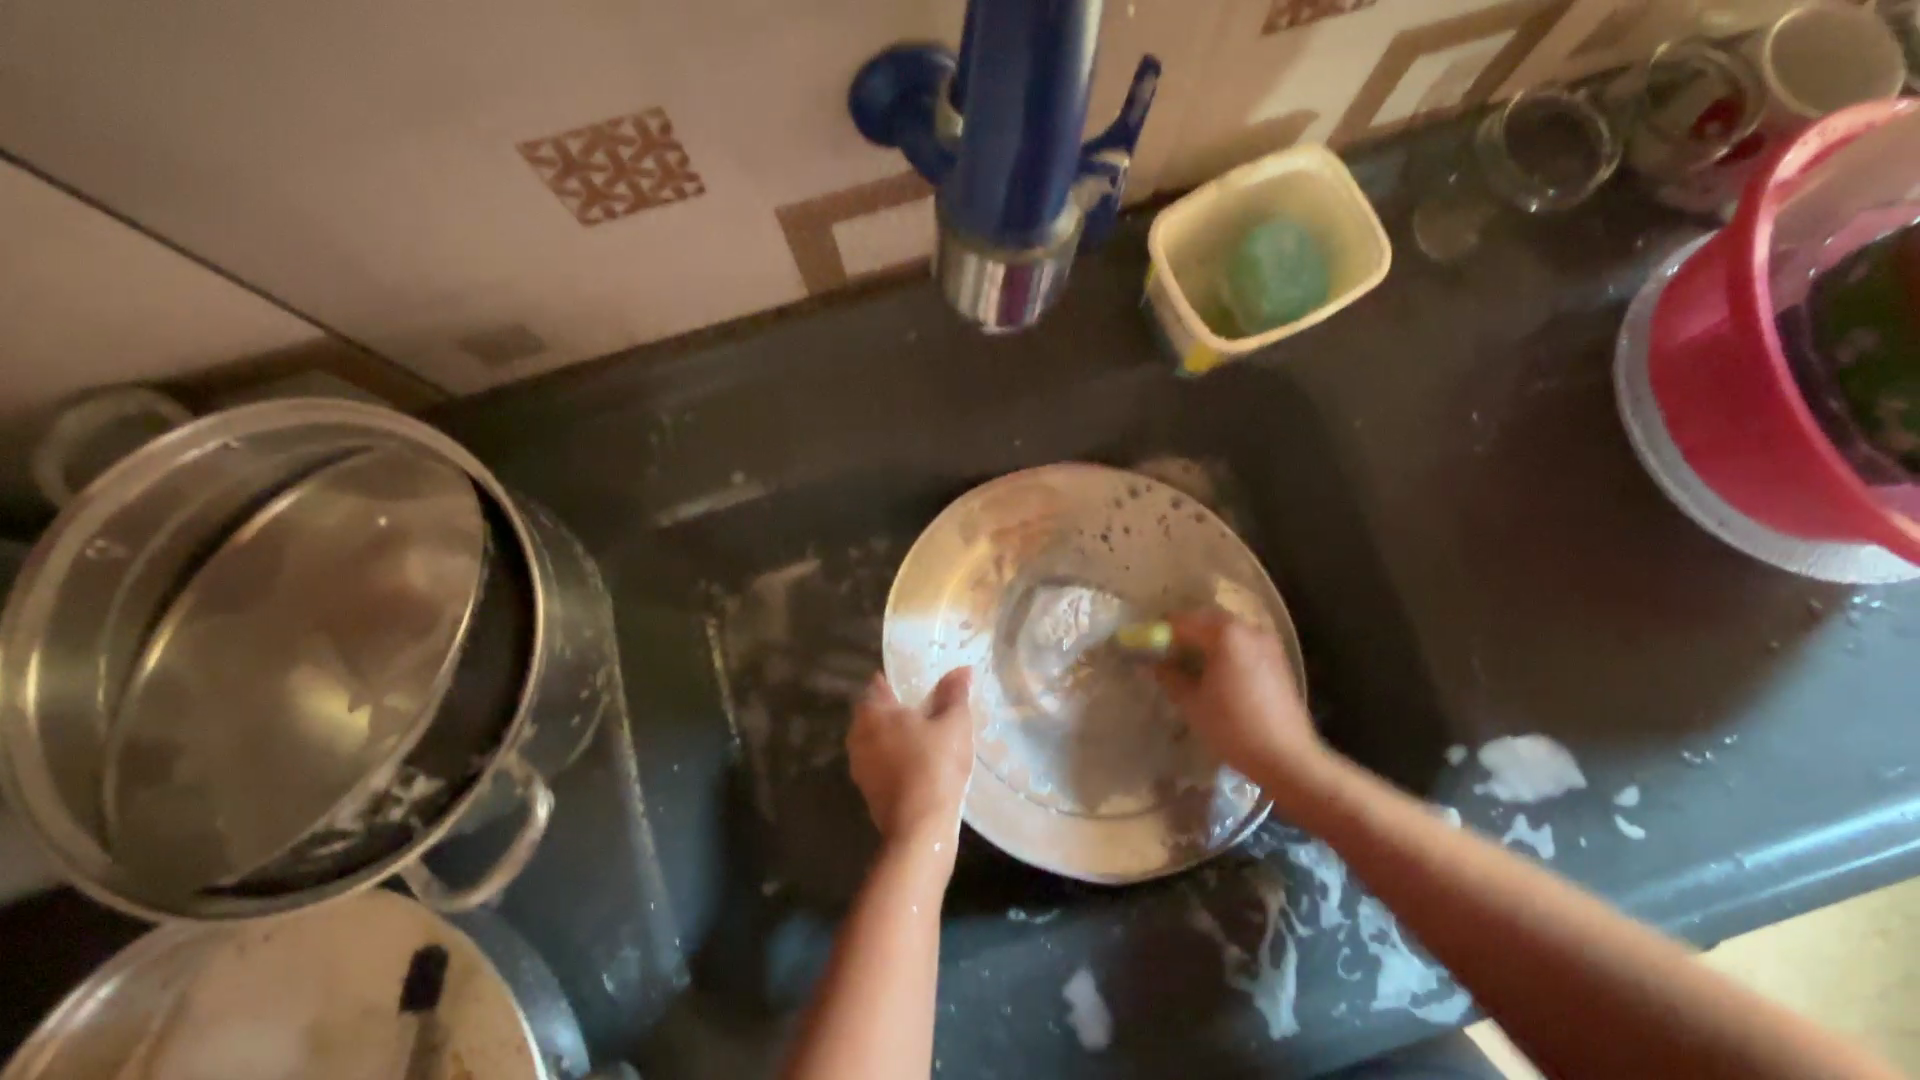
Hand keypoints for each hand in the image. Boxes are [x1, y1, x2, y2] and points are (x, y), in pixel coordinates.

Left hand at [848, 669, 975, 845]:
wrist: (919, 827)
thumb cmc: (935, 765)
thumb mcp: (954, 724)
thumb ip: (955, 694)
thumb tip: (962, 669)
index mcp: (872, 712)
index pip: (878, 684)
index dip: (898, 680)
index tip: (918, 682)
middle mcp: (857, 734)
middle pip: (875, 712)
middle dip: (897, 709)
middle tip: (927, 708)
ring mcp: (858, 764)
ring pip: (876, 740)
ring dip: (895, 737)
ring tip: (925, 737)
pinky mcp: (866, 790)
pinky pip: (880, 763)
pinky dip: (895, 759)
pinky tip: (918, 764)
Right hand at [1156, 610, 1325, 780]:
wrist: (1286, 757)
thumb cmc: (1232, 727)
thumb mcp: (1192, 703)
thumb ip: (1169, 676)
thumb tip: (1152, 664)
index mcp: (1224, 634)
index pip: (1181, 622)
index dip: (1160, 633)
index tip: (1146, 648)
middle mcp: (1248, 628)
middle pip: (1206, 620)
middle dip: (1184, 634)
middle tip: (1167, 657)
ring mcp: (1268, 642)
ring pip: (1227, 631)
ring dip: (1206, 641)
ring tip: (1192, 667)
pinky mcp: (1278, 658)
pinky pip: (1244, 643)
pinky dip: (1226, 649)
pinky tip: (1218, 674)